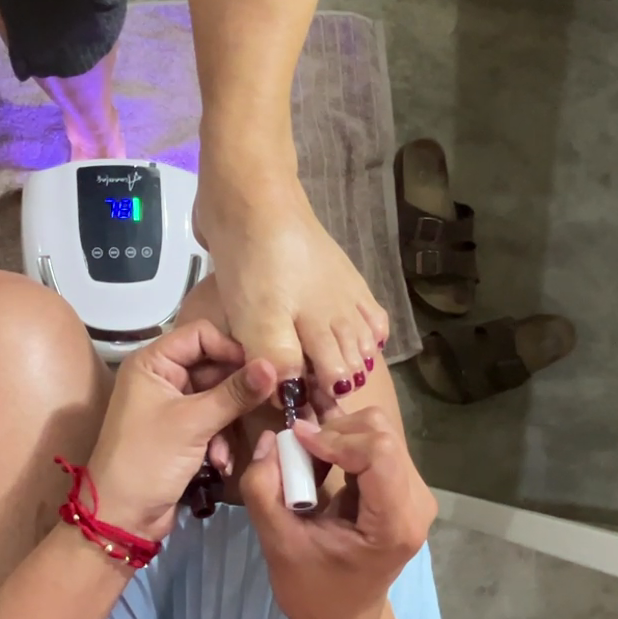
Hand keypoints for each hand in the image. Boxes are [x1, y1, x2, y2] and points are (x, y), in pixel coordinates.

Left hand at [88, 321, 278, 540]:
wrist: (122, 517)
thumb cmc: (149, 459)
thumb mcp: (194, 423)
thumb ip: (235, 393)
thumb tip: (273, 366)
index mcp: (152, 363)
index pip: (200, 334)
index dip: (231, 348)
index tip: (262, 368)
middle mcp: (161, 377)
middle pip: (212, 366)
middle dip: (236, 390)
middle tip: (267, 402)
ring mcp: (171, 405)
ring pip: (217, 397)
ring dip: (228, 421)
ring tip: (229, 446)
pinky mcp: (181, 432)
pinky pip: (212, 421)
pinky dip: (219, 439)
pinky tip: (220, 463)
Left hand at [194, 156, 387, 395]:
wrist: (253, 197)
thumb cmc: (254, 264)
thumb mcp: (258, 320)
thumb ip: (279, 361)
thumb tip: (293, 396)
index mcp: (325, 329)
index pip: (335, 380)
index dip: (323, 403)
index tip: (309, 421)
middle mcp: (342, 312)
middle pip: (350, 360)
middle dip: (337, 387)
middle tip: (320, 407)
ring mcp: (341, 287)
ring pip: (359, 334)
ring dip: (352, 358)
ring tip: (337, 380)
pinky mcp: (329, 268)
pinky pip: (361, 306)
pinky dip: (364, 326)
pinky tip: (360, 334)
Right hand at [239, 409, 436, 618]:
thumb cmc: (312, 591)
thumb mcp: (276, 543)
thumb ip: (263, 488)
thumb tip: (269, 438)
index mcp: (395, 524)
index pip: (378, 452)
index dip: (333, 437)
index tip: (294, 442)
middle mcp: (416, 503)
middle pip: (380, 433)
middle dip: (332, 432)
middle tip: (296, 453)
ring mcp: (414, 493)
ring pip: (378, 430)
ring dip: (336, 434)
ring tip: (305, 458)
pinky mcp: (403, 486)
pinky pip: (375, 442)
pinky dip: (343, 439)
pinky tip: (317, 452)